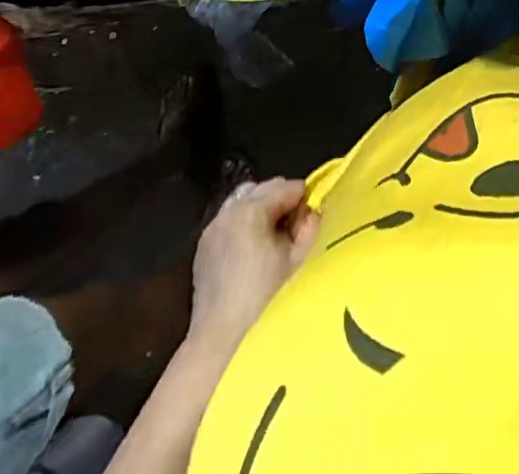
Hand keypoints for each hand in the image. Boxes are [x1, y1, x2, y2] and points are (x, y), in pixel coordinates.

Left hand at [189, 178, 320, 352]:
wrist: (221, 331)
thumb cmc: (264, 294)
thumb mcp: (296, 259)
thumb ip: (309, 228)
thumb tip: (313, 211)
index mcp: (252, 210)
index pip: (286, 187)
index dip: (304, 197)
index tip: (312, 215)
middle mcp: (229, 210)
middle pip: (264, 187)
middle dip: (283, 199)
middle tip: (297, 225)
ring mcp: (214, 225)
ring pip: (244, 197)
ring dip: (262, 205)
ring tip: (274, 233)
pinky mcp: (205, 242)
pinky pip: (229, 216)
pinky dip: (244, 219)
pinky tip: (253, 244)